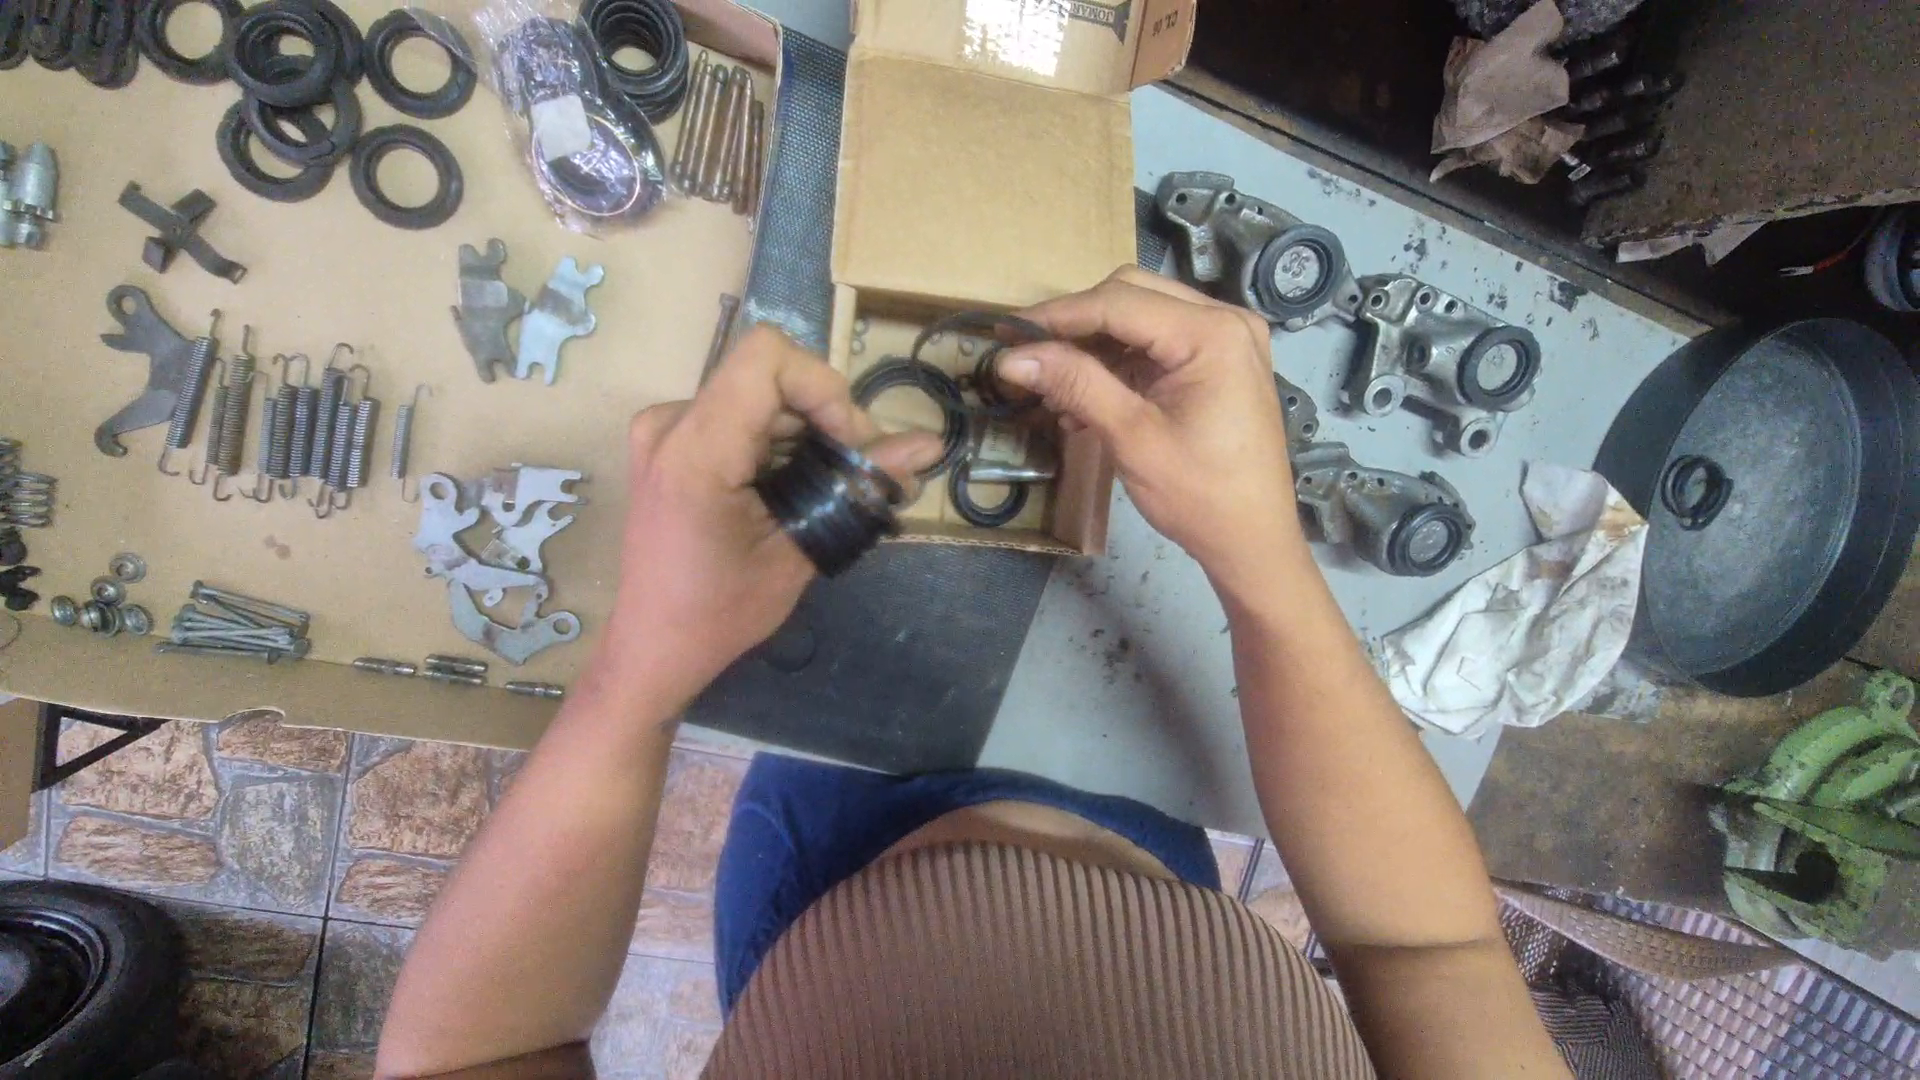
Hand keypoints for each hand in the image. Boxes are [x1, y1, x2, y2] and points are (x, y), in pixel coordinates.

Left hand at [598, 326, 939, 711]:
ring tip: (831, 486)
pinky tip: (794, 486)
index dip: (825, 389)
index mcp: (696, 451)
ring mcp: (665, 428)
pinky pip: (741, 413)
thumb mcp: (801, 550)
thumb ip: (862, 488)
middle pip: (772, 375)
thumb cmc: (722, 613)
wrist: (654, 645)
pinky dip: (781, 441)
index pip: (769, 358)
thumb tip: (931, 443)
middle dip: (828, 417)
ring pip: (762, 394)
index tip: (851, 446)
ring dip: (809, 432)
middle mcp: (671, 422)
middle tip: (858, 476)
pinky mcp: (671, 440)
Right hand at [997, 266, 1300, 593]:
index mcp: (1212, 333)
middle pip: (1130, 297)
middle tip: (1027, 356)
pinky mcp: (1218, 364)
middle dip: (1075, 326)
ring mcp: (1225, 341)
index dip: (1057, 315)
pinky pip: (1156, 346)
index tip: (1007, 332)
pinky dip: (1117, 365)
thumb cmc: (1200, 495)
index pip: (1118, 302)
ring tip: (1053, 390)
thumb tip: (1012, 359)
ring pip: (1140, 319)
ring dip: (1093, 347)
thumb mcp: (1132, 438)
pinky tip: (1085, 401)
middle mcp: (1225, 321)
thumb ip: (1076, 385)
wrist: (1251, 540)